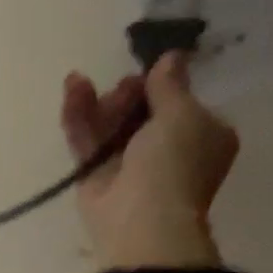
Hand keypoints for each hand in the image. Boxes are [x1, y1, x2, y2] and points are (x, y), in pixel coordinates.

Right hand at [61, 53, 238, 270]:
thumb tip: (172, 56)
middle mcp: (166, 145)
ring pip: (109, 123)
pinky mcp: (93, 169)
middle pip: (139, 111)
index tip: (144, 74)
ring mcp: (127, 158)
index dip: (159, 86)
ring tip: (81, 82)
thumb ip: (171, 86)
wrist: (140, 216)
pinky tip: (72, 88)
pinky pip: (86, 137)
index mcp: (201, 134)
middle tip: (120, 87)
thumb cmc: (174, 163)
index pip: (177, 103)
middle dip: (126, 95)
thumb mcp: (183, 116)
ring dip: (97, 100)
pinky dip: (78, 114)